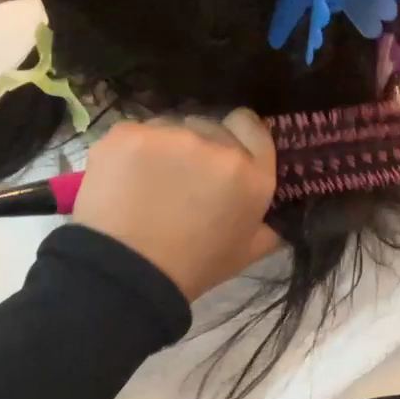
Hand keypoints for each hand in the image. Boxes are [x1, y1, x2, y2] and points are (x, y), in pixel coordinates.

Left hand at [72, 109, 280, 299]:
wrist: (128, 271)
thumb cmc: (194, 268)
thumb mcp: (246, 253)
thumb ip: (268, 226)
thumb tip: (272, 216)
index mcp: (251, 176)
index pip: (252, 127)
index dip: (239, 137)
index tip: (224, 157)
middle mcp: (216, 146)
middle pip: (210, 127)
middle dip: (201, 149)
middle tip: (185, 184)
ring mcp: (170, 134)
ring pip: (171, 127)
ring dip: (167, 149)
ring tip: (151, 185)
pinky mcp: (129, 133)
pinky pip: (137, 134)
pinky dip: (133, 153)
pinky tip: (127, 181)